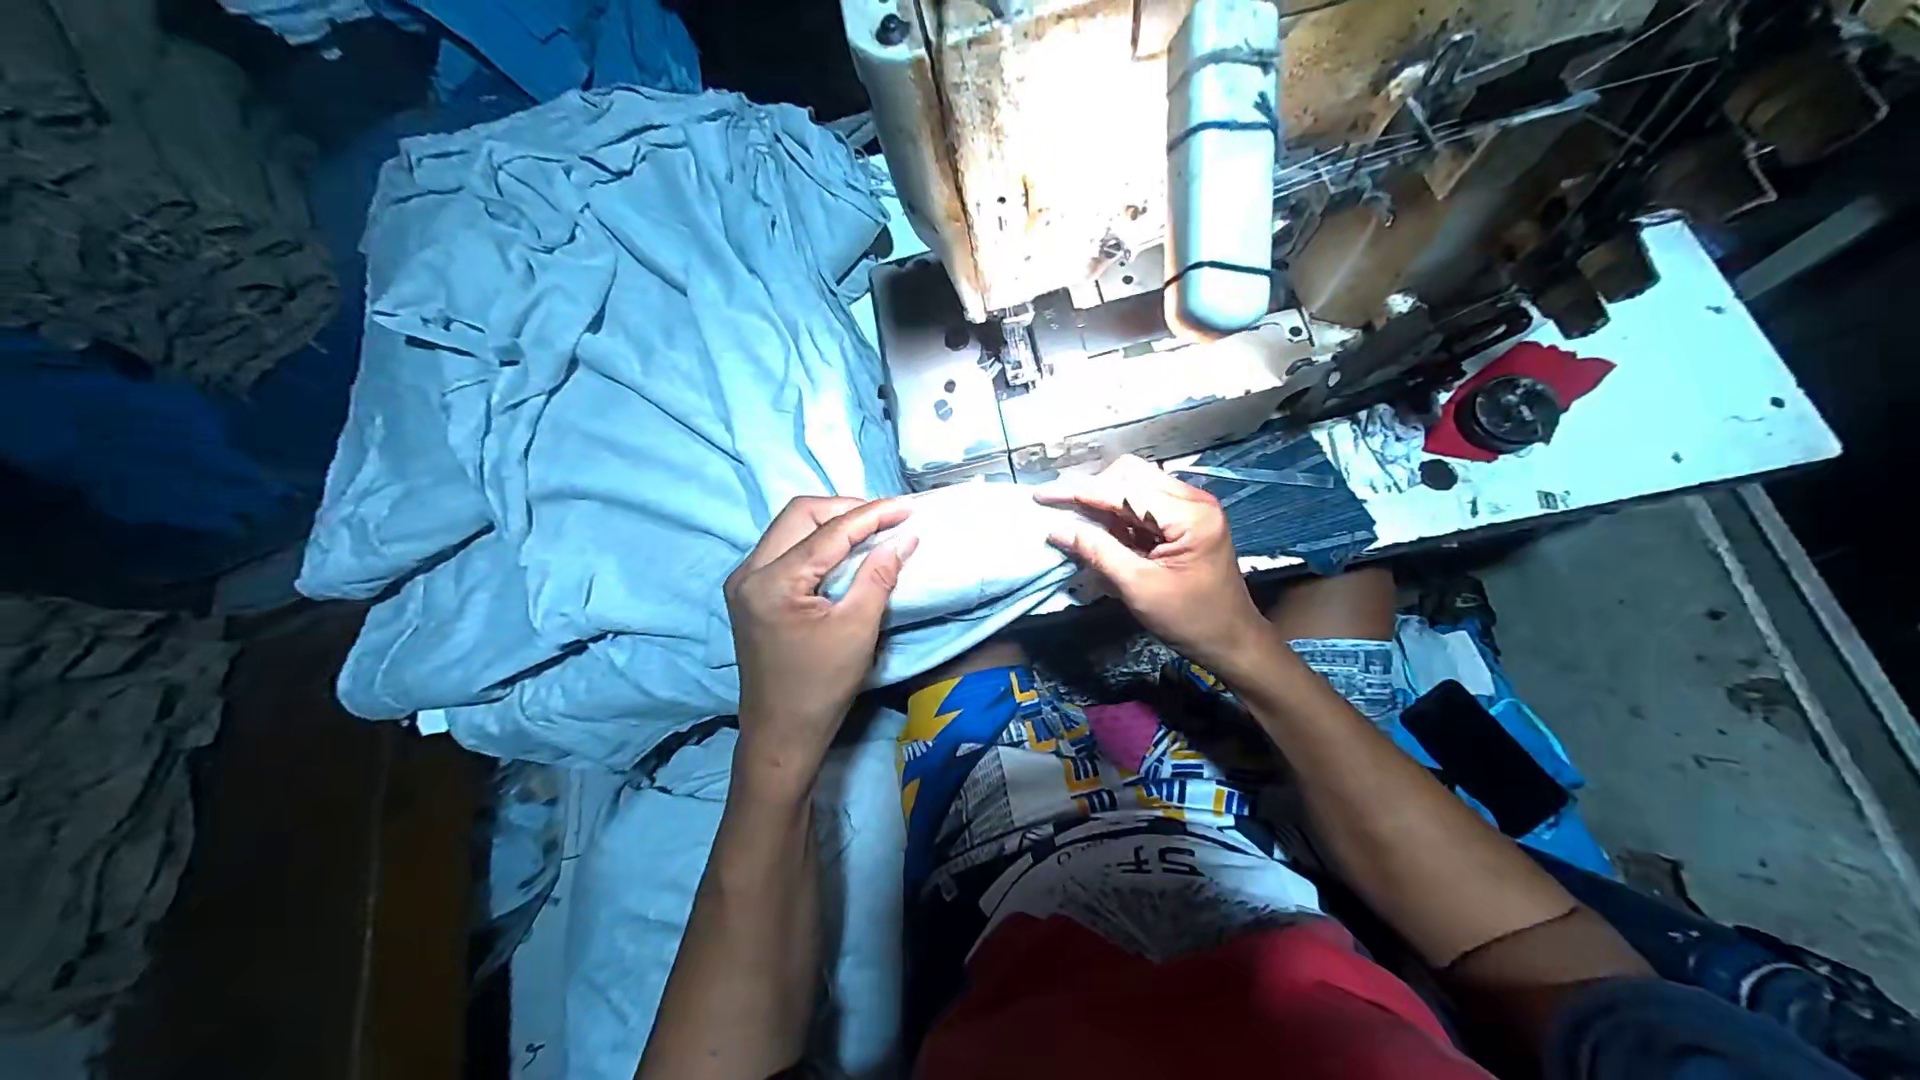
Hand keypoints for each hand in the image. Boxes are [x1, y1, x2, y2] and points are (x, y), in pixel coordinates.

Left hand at [725, 496, 917, 795]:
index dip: (872, 514)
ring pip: (790, 527)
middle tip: (887, 517)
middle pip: (800, 514)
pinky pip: (785, 548)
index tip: (907, 506)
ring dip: (831, 522)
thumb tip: (904, 537)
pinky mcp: (749, 592)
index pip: (828, 532)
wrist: (781, 734)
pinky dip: (817, 542)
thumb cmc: (822, 687)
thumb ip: (879, 575)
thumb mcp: (858, 629)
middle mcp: (748, 571)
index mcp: (771, 581)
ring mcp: (744, 581)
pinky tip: (844, 550)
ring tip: (871, 529)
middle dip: (846, 509)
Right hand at [1035, 455, 1269, 674]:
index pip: (1125, 490)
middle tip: (1064, 514)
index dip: (1080, 492)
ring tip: (1082, 525)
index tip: (1044, 496)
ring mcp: (1191, 507)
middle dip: (1093, 491)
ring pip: (1136, 484)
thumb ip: (1098, 552)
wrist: (1230, 641)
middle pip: (1131, 475)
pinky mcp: (1185, 519)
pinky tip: (1106, 534)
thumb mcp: (1138, 587)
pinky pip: (1144, 502)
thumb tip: (1058, 529)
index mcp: (1190, 514)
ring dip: (1106, 502)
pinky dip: (1120, 514)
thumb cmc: (1189, 619)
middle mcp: (1193, 500)